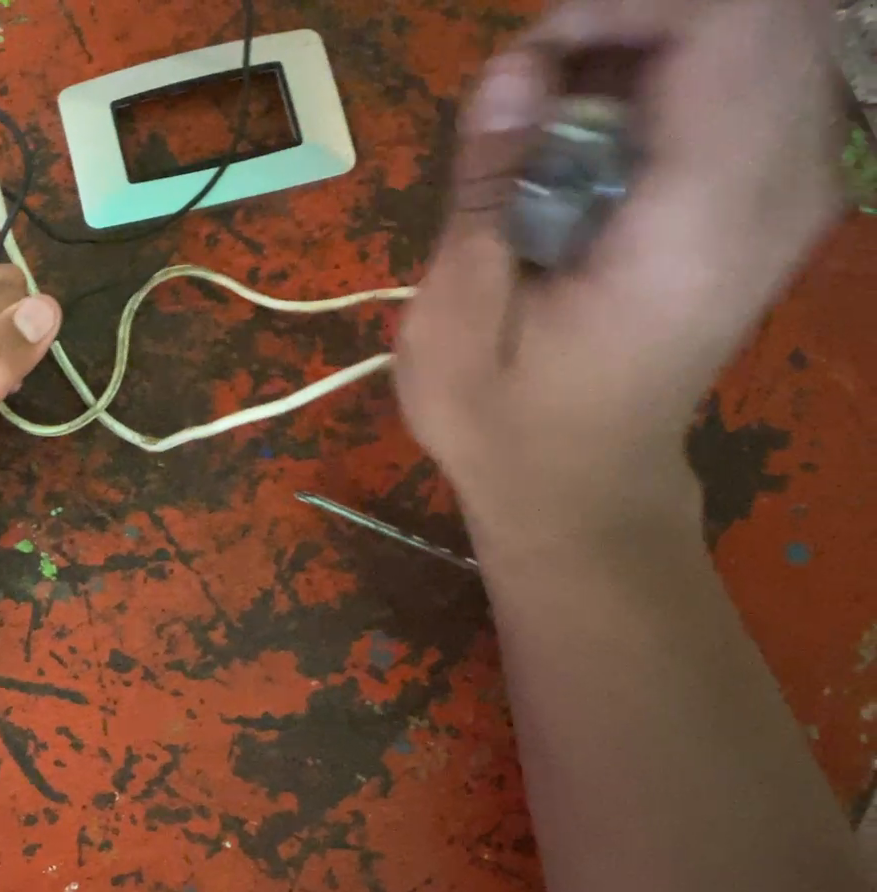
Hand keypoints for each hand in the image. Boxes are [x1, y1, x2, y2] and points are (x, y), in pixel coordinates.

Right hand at [394, 0, 843, 552]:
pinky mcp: (770, 204)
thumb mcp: (459, 314)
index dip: (625, 9)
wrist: (575, 486)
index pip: (731, 28)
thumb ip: (490, 187)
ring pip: (762, 46)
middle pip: (761, 21)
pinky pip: (751, 92)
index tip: (522, 61)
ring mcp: (791, 195)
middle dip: (630, 27)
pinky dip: (665, 91)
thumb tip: (515, 67)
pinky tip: (583, 151)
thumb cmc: (500, 418)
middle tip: (523, 94)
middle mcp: (781, 190)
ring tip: (539, 125)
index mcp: (700, 220)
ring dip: (643, 58)